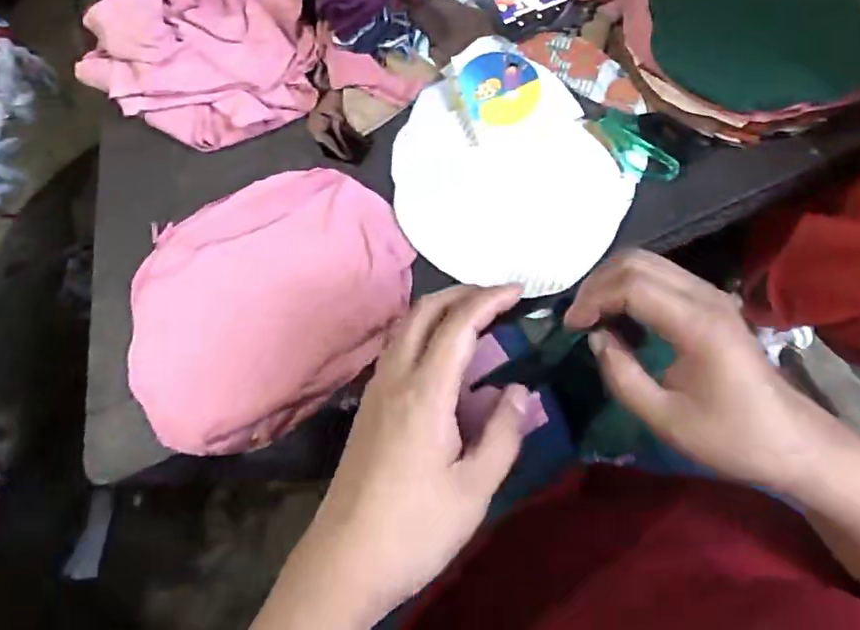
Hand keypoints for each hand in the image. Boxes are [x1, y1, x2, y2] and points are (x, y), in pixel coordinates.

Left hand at [270, 286, 529, 624]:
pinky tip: (446, 358)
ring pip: (407, 325)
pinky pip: (399, 346)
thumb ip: (503, 433)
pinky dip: (426, 331)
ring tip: (478, 320)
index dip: (490, 298)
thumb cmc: (414, 529)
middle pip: (425, 310)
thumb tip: (518, 389)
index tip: (519, 292)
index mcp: (424, 391)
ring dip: (443, 309)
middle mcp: (396, 377)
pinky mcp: (369, 406)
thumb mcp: (475, 489)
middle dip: (464, 292)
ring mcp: (377, 390)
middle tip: (500, 298)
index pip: (458, 322)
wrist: (340, 567)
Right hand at [564, 250, 830, 491]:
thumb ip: (622, 376)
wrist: (791, 439)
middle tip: (577, 317)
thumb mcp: (667, 420)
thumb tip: (595, 338)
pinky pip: (663, 274)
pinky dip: (633, 284)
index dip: (593, 298)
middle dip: (599, 282)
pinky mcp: (712, 299)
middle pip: (638, 261)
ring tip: (592, 314)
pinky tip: (622, 314)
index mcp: (696, 323)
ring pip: (650, 261)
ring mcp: (711, 292)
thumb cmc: (731, 438)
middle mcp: (704, 295)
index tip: (570, 326)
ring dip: (614, 280)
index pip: (632, 285)